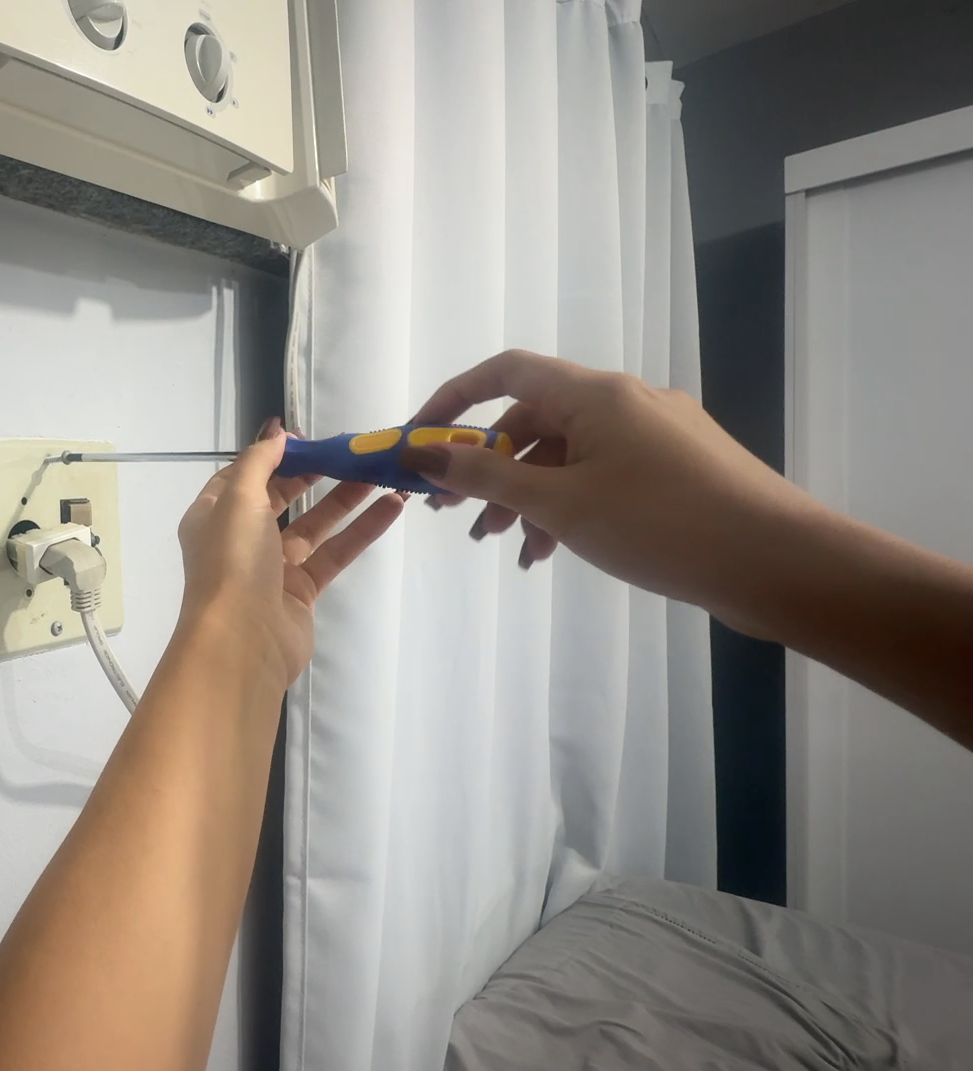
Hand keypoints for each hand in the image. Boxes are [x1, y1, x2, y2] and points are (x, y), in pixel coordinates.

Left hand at [176, 418, 406, 684]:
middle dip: (312, 473)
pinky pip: (333, 553)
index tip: (306, 437)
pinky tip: (392, 505)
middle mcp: (238, 539)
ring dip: (344, 498)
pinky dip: (360, 530)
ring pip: (311, 525)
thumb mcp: (238, 499)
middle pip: (278, 498)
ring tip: (382, 471)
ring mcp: (270, 567)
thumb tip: (275, 433)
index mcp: (211, 516)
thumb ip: (259, 462)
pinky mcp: (300, 591)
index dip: (270, 455)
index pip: (240, 477)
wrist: (242, 640)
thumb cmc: (233, 561)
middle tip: (351, 451)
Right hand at [399, 349, 824, 627]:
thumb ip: (481, 476)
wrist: (786, 567)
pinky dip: (560, 506)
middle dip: (483, 468)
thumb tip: (419, 455)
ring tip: (500, 542)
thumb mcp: (555, 502)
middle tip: (449, 512)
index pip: (504, 373)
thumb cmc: (660, 523)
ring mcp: (651, 435)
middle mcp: (622, 402)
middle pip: (528, 422)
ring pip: (560, 455)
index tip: (416, 441)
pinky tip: (546, 551)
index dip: (451, 399)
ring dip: (520, 496)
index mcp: (595, 395)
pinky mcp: (671, 467)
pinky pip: (594, 475)